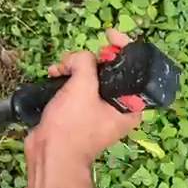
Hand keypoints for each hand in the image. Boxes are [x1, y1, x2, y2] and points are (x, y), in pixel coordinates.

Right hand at [25, 29, 143, 171]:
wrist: (52, 153)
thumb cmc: (73, 124)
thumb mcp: (82, 87)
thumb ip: (85, 63)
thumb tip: (79, 58)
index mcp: (131, 105)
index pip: (135, 68)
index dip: (123, 46)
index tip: (108, 34)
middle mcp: (119, 106)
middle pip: (110, 70)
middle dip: (89, 59)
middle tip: (73, 59)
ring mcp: (99, 110)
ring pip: (90, 77)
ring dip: (73, 67)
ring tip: (58, 69)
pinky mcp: (80, 112)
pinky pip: (78, 87)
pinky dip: (66, 78)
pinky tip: (54, 75)